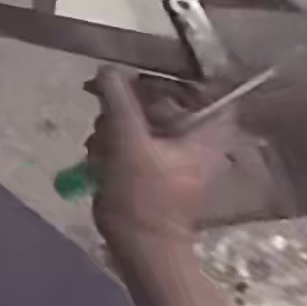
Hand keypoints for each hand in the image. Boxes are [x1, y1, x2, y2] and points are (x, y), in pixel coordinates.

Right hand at [85, 67, 219, 247]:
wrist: (138, 237)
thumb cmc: (143, 190)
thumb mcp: (128, 139)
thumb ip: (118, 100)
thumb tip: (107, 68)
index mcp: (208, 136)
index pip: (209, 92)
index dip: (178, 78)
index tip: (139, 74)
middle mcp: (195, 140)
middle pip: (163, 102)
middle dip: (126, 102)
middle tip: (98, 100)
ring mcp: (170, 153)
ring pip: (139, 119)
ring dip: (111, 122)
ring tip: (99, 139)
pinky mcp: (149, 163)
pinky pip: (128, 137)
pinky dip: (110, 139)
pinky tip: (98, 152)